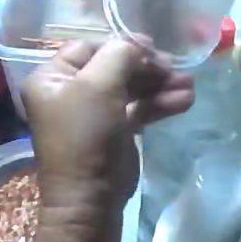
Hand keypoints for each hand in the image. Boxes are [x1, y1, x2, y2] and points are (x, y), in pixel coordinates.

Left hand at [19, 39, 193, 218]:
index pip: (87, 48)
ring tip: (189, 85)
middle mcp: (68, 93)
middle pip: (112, 67)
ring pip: (129, 89)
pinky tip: (185, 101)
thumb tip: (139, 46)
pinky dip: (159, 104)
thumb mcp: (99, 85)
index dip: (120, 45)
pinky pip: (136, 110)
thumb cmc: (86, 133)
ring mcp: (92, 114)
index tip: (152, 47)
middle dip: (146, 67)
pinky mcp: (113, 132)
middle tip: (175, 67)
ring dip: (160, 85)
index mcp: (51, 79)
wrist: (90, 196)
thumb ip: (120, 54)